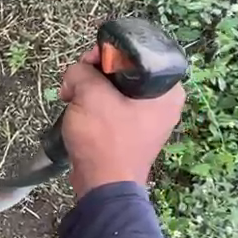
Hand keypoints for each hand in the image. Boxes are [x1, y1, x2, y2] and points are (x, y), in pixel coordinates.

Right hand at [60, 46, 186, 196]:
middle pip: (121, 72)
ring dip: (87, 91)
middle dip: (91, 76)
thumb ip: (82, 72)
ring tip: (71, 102)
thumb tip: (78, 73)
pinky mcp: (132, 130)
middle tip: (73, 87)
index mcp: (167, 89)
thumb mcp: (90, 95)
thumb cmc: (104, 138)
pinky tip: (78, 114)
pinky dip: (92, 107)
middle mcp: (163, 101)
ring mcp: (148, 118)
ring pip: (112, 89)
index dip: (104, 55)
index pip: (133, 55)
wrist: (104, 183)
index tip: (84, 66)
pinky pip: (111, 107)